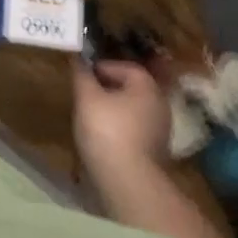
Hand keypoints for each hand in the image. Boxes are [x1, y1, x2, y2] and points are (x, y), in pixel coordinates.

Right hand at [72, 60, 171, 175]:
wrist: (128, 180)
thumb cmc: (107, 130)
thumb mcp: (87, 99)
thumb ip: (82, 76)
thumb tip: (77, 57)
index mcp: (147, 86)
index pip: (124, 66)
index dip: (100, 67)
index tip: (81, 75)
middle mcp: (159, 103)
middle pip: (131, 88)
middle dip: (108, 88)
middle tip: (84, 93)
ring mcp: (160, 128)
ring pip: (133, 109)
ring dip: (114, 108)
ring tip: (90, 114)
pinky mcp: (155, 149)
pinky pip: (135, 128)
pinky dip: (120, 126)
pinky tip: (103, 135)